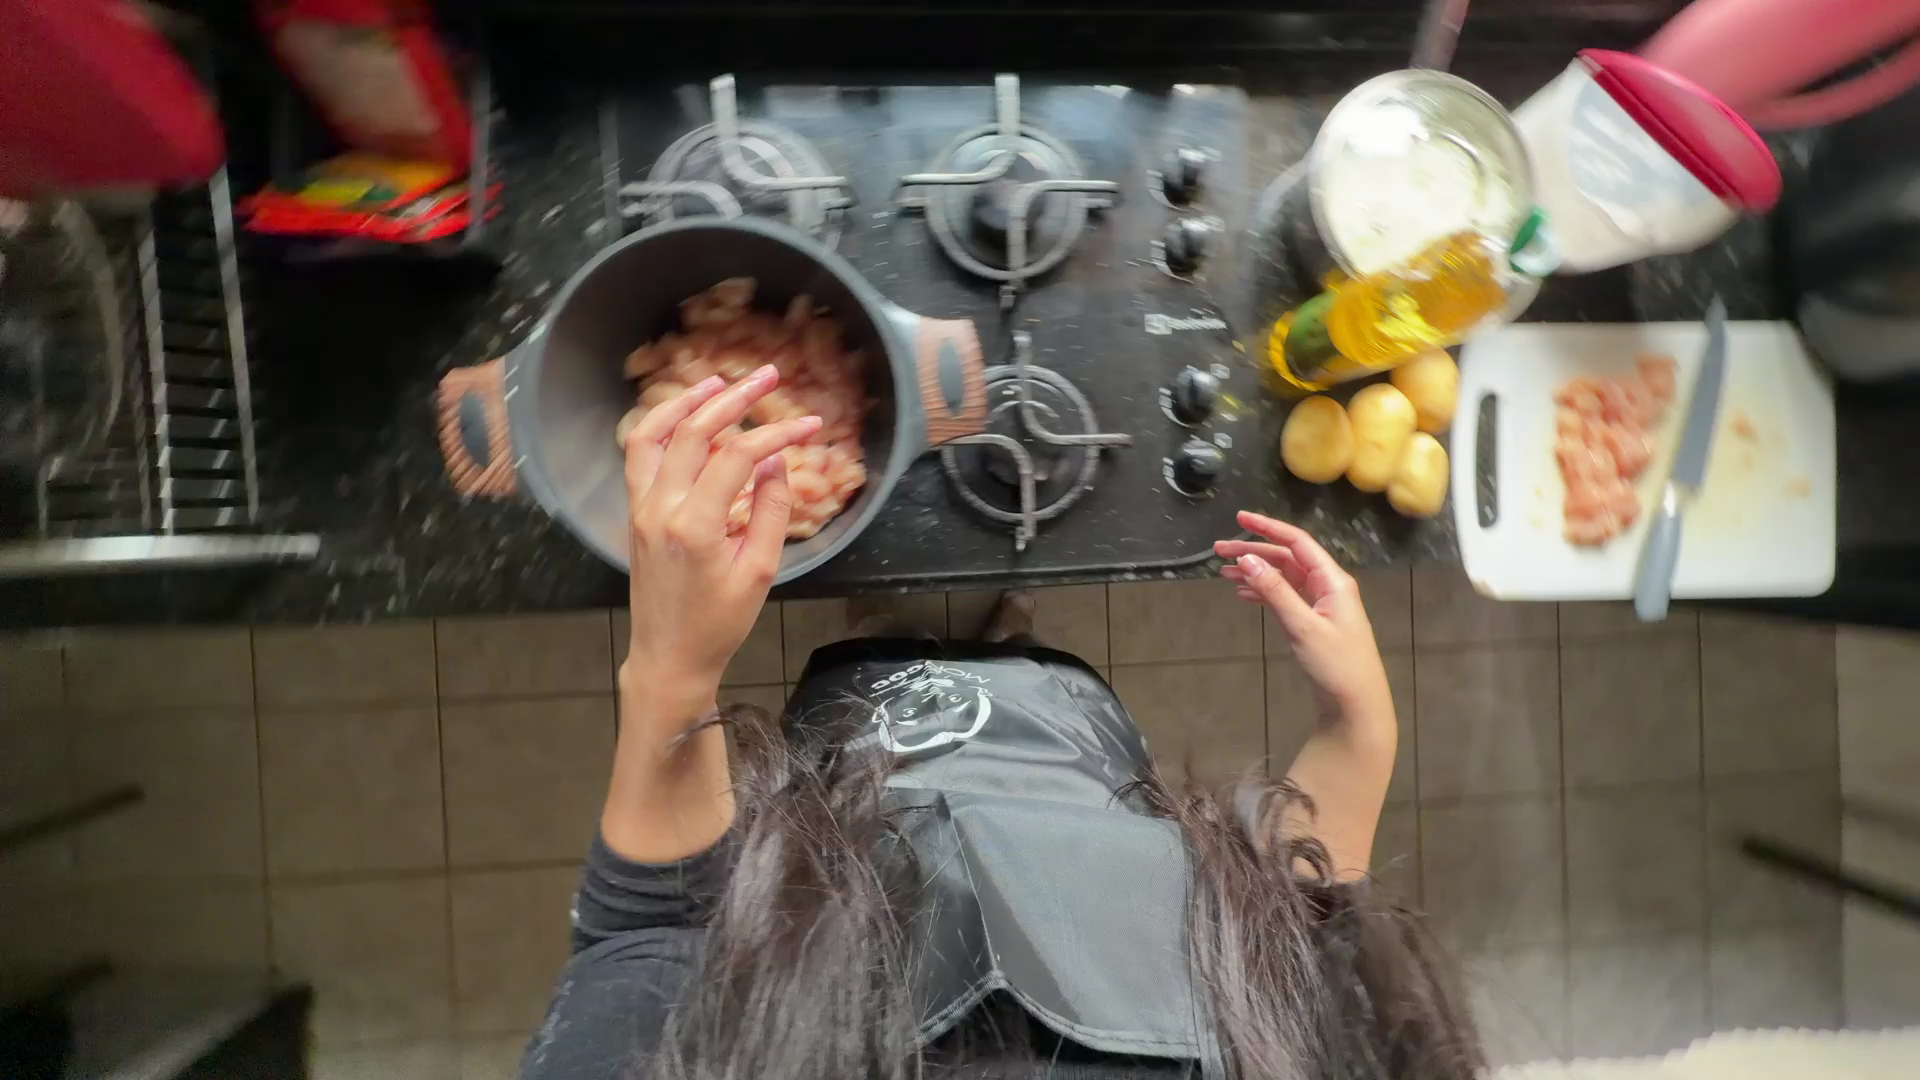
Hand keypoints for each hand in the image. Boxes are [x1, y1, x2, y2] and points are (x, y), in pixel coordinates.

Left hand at [620, 365, 820, 708]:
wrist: (670, 655)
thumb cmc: (720, 621)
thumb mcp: (760, 570)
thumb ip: (770, 509)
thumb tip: (775, 461)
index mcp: (695, 525)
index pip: (737, 457)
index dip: (777, 434)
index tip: (810, 426)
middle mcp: (660, 507)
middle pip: (694, 432)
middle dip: (735, 399)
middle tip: (768, 377)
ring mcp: (641, 507)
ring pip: (654, 435)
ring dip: (686, 403)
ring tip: (719, 382)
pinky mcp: (635, 512)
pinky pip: (641, 456)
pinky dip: (662, 427)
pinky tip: (687, 418)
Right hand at [1215, 510, 1390, 717]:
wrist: (1356, 705)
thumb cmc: (1335, 664)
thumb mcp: (1302, 626)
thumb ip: (1274, 591)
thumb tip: (1247, 559)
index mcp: (1332, 581)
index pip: (1297, 543)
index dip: (1268, 528)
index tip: (1239, 519)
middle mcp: (1327, 586)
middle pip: (1286, 558)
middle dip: (1253, 551)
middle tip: (1219, 551)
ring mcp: (1320, 604)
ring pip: (1283, 577)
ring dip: (1255, 572)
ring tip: (1224, 573)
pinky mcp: (1313, 621)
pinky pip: (1284, 596)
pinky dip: (1263, 591)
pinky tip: (1243, 594)